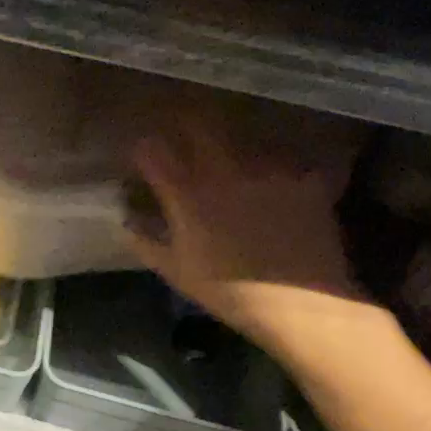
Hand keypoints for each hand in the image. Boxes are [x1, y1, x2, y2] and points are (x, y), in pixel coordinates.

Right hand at [126, 112, 369, 349]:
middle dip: (187, 124)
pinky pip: (288, 162)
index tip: (144, 153)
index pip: (153, 152)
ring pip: (244, 140)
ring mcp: (267, 171)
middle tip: (186, 132)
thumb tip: (126, 221)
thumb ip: (146, 242)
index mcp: (188, 194)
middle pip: (199, 126)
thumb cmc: (231, 293)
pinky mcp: (304, 179)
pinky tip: (285, 182)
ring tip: (238, 157)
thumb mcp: (178, 273)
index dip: (145, 149)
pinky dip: (283, 169)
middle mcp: (224, 171)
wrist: (303, 306)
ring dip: (235, 145)